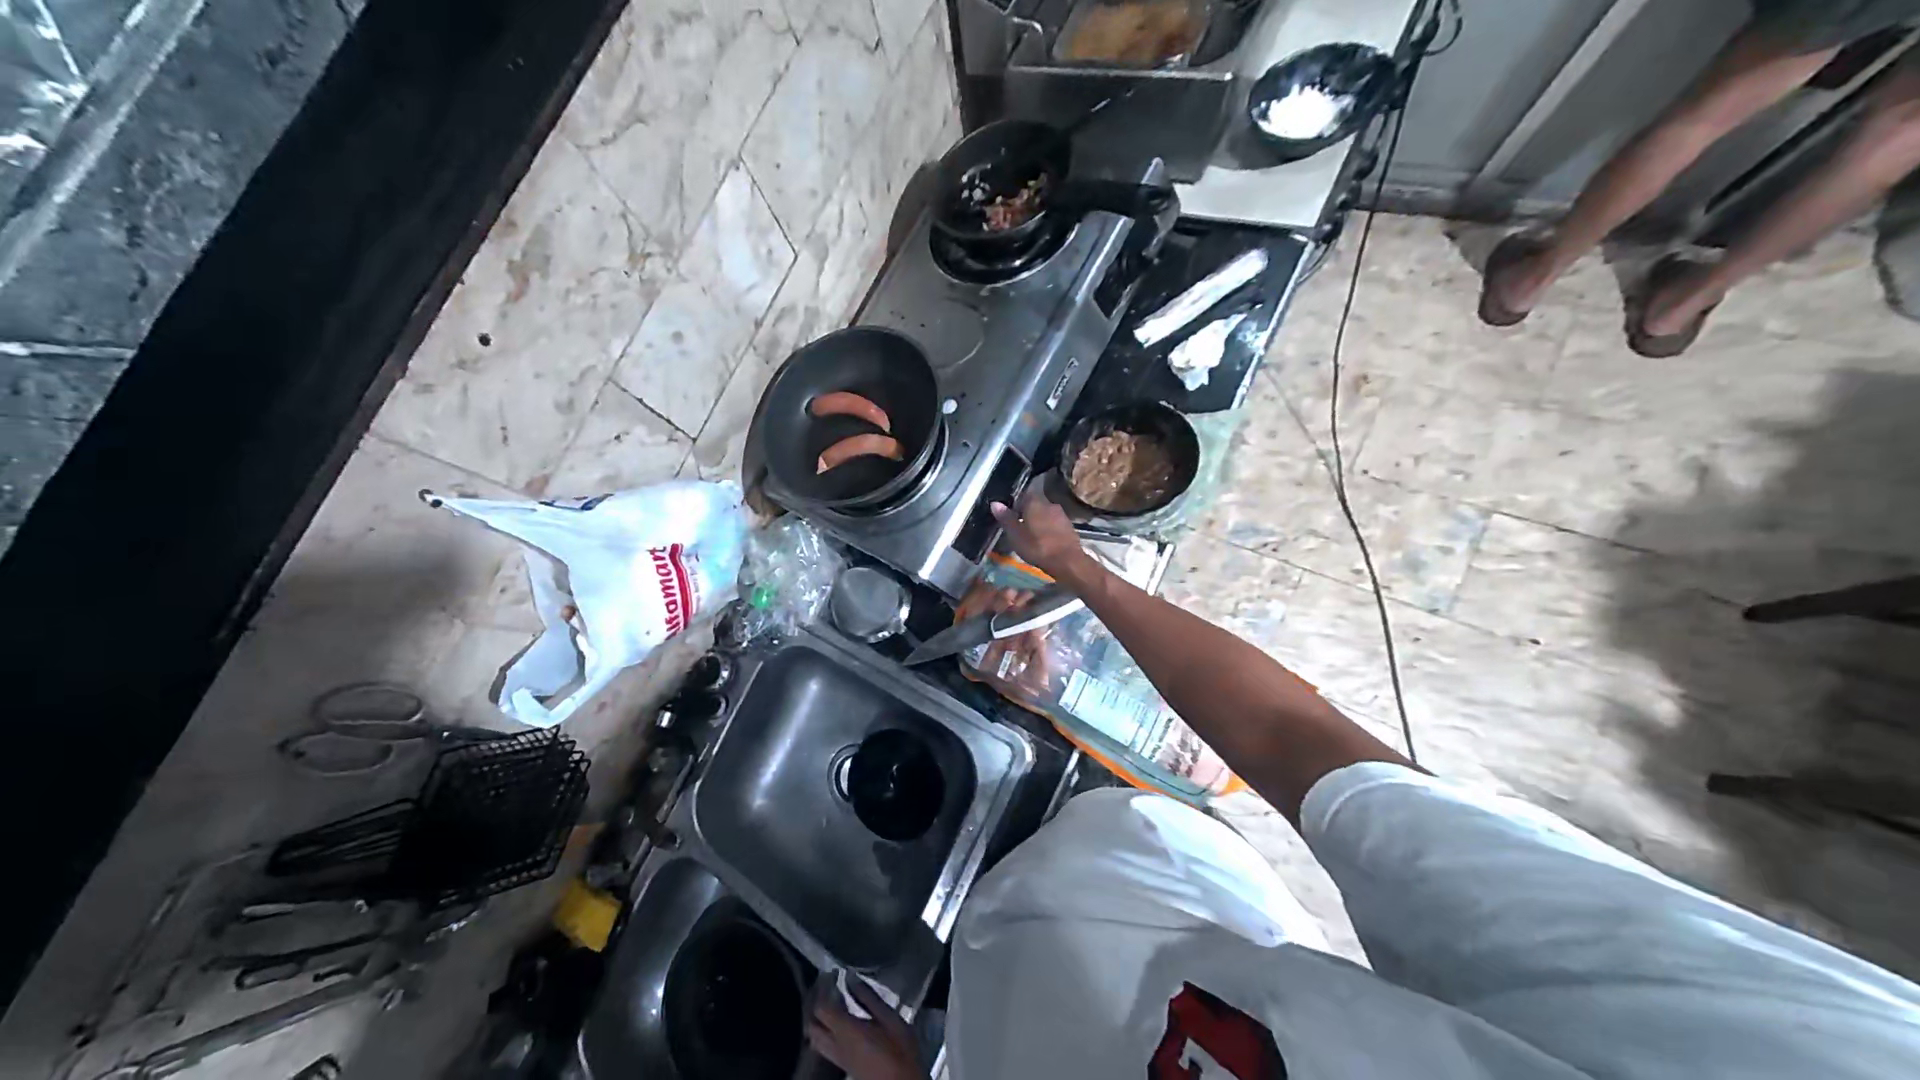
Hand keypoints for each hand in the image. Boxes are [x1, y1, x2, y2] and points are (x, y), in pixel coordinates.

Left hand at [807, 972, 920, 1079]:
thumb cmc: (899, 1050)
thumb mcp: (889, 1018)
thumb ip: (868, 997)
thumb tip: (850, 976)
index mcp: (846, 1031)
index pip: (821, 1007)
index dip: (822, 987)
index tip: (832, 972)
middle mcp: (835, 1045)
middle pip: (811, 1023)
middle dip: (814, 1001)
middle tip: (827, 983)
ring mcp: (837, 1056)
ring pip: (814, 1036)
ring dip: (817, 1015)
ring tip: (831, 998)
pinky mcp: (843, 1063)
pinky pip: (823, 1043)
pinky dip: (823, 1026)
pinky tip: (839, 1017)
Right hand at [990, 488, 1093, 585]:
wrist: (1067, 561)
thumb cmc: (1037, 547)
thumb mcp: (1016, 535)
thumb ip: (1006, 518)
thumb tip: (995, 503)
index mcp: (1034, 502)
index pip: (1022, 495)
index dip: (1015, 504)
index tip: (1010, 514)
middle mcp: (1049, 503)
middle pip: (1035, 504)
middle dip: (1027, 512)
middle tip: (1019, 526)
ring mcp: (1061, 514)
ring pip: (1045, 513)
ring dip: (1039, 520)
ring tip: (1031, 534)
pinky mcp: (1069, 526)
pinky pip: (1054, 523)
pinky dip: (1048, 528)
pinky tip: (1044, 539)